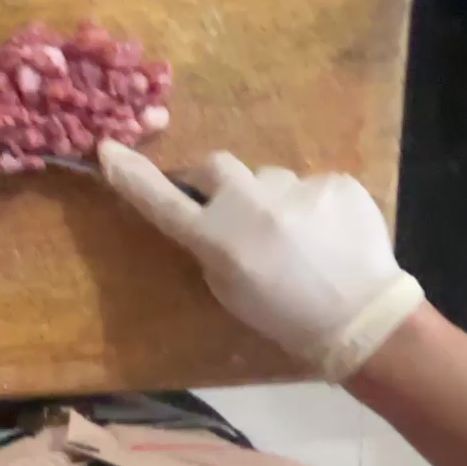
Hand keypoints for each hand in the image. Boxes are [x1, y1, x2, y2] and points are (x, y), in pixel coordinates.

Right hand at [98, 142, 424, 380]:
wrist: (358, 316)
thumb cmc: (280, 316)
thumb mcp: (226, 290)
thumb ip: (210, 247)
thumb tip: (211, 216)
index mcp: (216, 240)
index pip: (163, 202)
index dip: (133, 177)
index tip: (108, 150)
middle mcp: (250, 205)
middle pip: (214, 167)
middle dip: (213, 183)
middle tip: (228, 211)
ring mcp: (295, 189)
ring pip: (266, 178)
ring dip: (268, 199)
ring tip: (292, 237)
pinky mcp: (334, 182)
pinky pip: (307, 186)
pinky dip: (308, 206)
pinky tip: (323, 235)